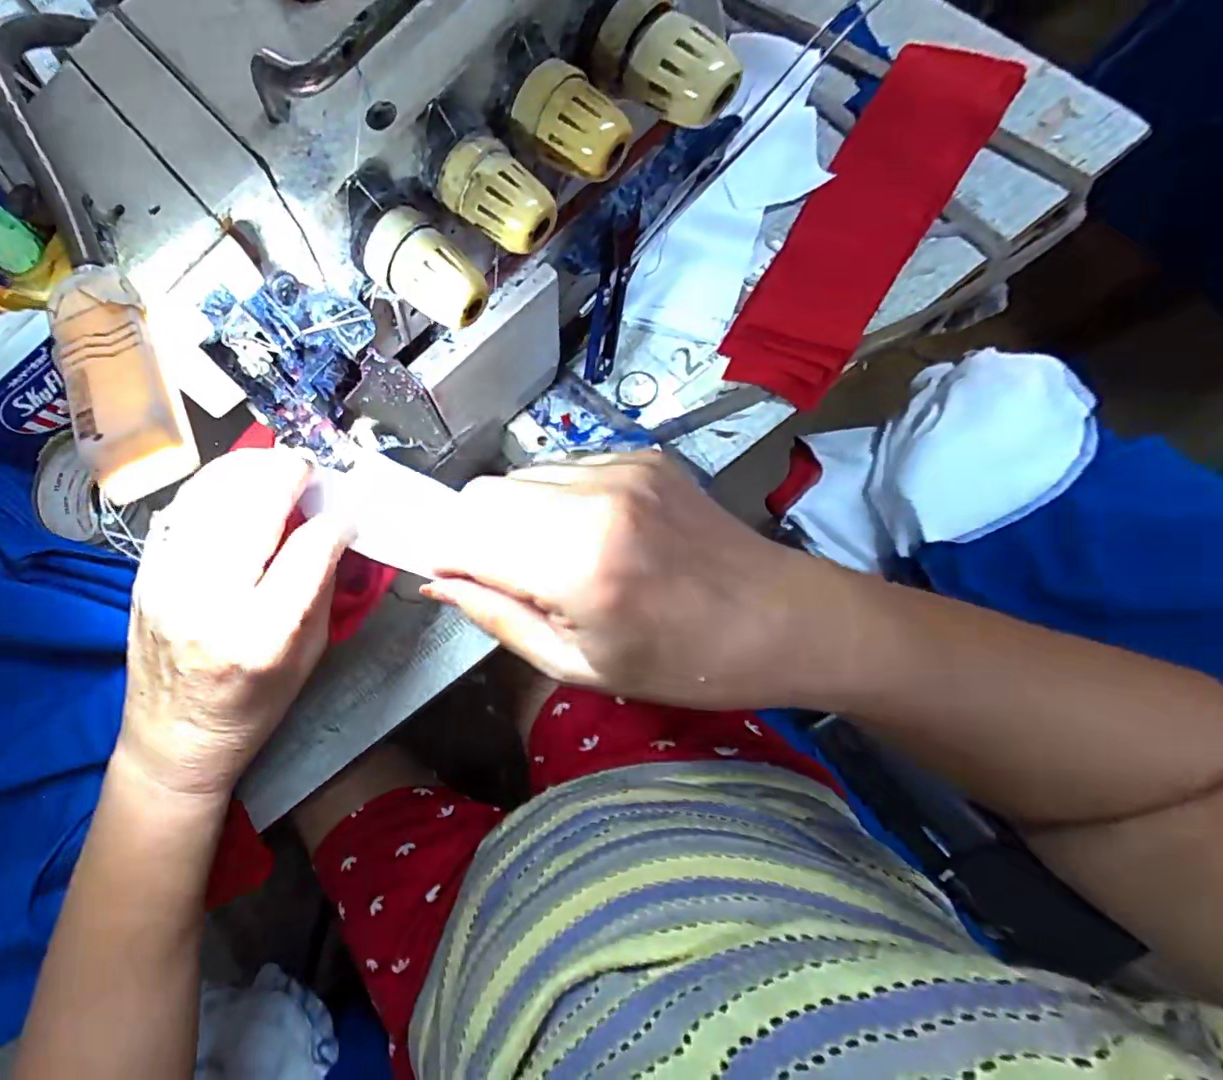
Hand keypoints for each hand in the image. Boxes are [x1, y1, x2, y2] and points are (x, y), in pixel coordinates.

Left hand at [118, 449, 352, 797]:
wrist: (173, 738)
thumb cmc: (250, 709)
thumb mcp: (306, 657)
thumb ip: (319, 588)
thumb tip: (330, 529)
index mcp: (260, 635)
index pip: (309, 549)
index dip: (335, 521)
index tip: (345, 514)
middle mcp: (208, 601)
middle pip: (254, 503)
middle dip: (290, 472)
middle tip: (310, 469)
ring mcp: (167, 580)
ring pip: (211, 491)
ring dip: (250, 466)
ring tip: (276, 465)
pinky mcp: (143, 572)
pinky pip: (181, 507)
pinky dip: (213, 485)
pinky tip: (236, 484)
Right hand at [423, 452, 850, 709]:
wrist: (784, 619)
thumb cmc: (680, 662)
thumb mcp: (576, 665)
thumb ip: (497, 617)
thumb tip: (438, 584)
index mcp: (577, 564)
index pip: (464, 534)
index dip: (444, 556)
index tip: (452, 580)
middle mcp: (593, 498)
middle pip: (481, 493)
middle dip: (473, 533)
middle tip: (504, 575)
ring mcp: (620, 467)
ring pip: (517, 476)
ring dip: (513, 514)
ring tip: (555, 556)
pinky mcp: (639, 454)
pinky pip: (560, 467)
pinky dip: (552, 499)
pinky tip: (590, 532)